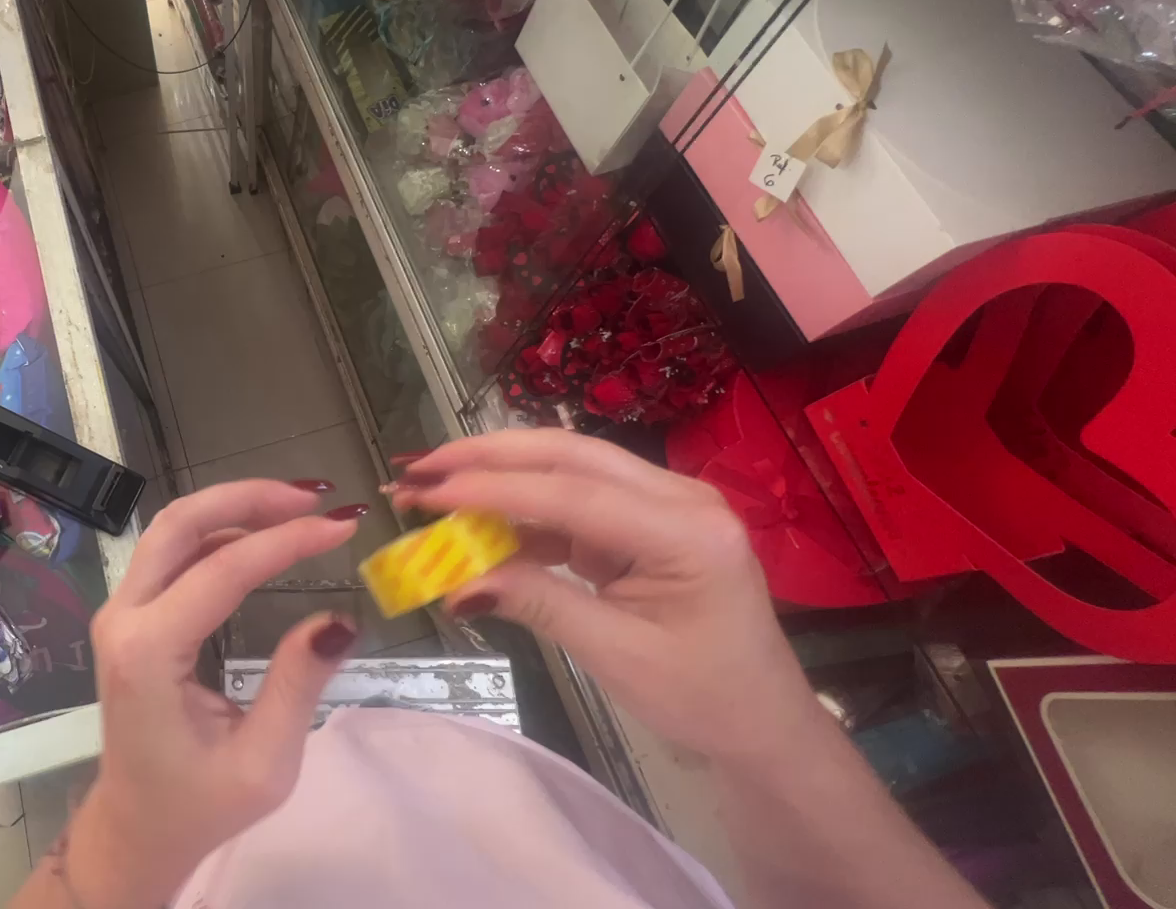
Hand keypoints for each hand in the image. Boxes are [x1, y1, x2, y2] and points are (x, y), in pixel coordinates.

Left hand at [64, 480, 362, 908]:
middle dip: (247, 498)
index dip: (285, 541)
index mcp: (148, 653)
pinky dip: (220, 532)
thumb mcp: (263, 763)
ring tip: (295, 509)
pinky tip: (261, 537)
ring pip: (173, 529)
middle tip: (311, 497)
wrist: (135, 826)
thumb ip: (297, 685)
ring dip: (233, 508)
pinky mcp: (132, 613)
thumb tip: (339, 619)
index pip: (221, 570)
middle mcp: (123, 617)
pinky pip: (172, 553)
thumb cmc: (197, 804)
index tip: (339, 527)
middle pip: (179, 523)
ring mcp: (121, 610)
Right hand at [390, 429, 827, 765]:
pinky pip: (568, 497)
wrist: (761, 725)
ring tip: (434, 485)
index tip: (426, 491)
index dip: (492, 488)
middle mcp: (678, 495)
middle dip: (486, 456)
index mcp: (688, 530)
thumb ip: (536, 601)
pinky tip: (477, 520)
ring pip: (564, 465)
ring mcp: (659, 500)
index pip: (573, 493)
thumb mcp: (615, 654)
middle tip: (418, 468)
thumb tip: (454, 580)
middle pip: (567, 454)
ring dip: (496, 473)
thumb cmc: (703, 697)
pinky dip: (518, 507)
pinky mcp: (638, 515)